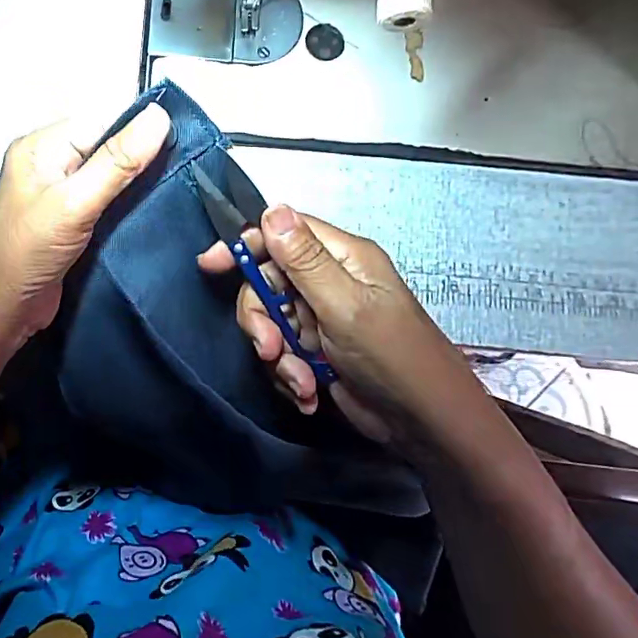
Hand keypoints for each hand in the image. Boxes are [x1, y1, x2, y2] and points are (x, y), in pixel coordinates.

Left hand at [0, 104, 171, 348]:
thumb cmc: (27, 254)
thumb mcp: (73, 203)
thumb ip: (116, 162)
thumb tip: (159, 116)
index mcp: (40, 147)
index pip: (101, 121)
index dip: (141, 129)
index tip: (186, 142)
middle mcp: (49, 164)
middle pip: (107, 147)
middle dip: (144, 158)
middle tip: (189, 171)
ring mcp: (59, 195)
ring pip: (110, 178)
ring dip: (139, 185)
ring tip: (180, 190)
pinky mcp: (70, 223)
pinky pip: (106, 203)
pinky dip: (129, 206)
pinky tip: (157, 212)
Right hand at [197, 205, 483, 447]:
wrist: (425, 427)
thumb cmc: (393, 358)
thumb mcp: (345, 305)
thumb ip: (304, 260)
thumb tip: (273, 210)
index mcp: (341, 258)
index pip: (282, 234)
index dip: (246, 246)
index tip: (211, 264)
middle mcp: (328, 282)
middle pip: (266, 283)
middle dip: (261, 319)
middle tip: (269, 349)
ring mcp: (320, 318)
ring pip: (269, 322)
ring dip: (278, 356)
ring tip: (302, 382)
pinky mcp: (315, 351)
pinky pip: (280, 351)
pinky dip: (288, 374)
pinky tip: (309, 392)